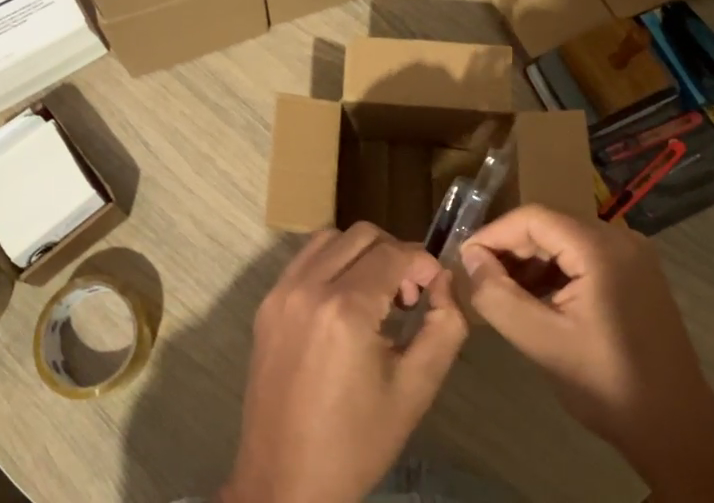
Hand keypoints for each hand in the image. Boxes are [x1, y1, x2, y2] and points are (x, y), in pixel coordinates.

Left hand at [220, 223, 468, 502]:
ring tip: (377, 297)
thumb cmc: (356, 441)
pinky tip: (345, 304)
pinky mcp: (266, 307)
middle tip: (409, 296)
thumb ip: (445, 326)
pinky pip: (304, 261)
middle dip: (395, 253)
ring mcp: (280, 294)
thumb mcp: (416, 388)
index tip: (436, 290)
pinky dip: (332, 264)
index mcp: (344, 309)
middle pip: (362, 235)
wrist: (285, 481)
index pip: (395, 253)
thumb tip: (447, 284)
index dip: (424, 264)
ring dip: (361, 254)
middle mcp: (307, 288)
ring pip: (330, 239)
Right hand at [461, 206, 713, 501]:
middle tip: (477, 278)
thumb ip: (497, 296)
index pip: (533, 218)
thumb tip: (470, 259)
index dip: (493, 234)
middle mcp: (620, 239)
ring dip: (531, 262)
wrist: (675, 426)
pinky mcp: (637, 275)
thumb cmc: (605, 383)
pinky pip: (585, 258)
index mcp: (600, 248)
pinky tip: (536, 300)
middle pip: (550, 226)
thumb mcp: (541, 341)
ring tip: (501, 292)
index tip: (463, 260)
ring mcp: (633, 256)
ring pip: (566, 241)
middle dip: (510, 249)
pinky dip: (556, 272)